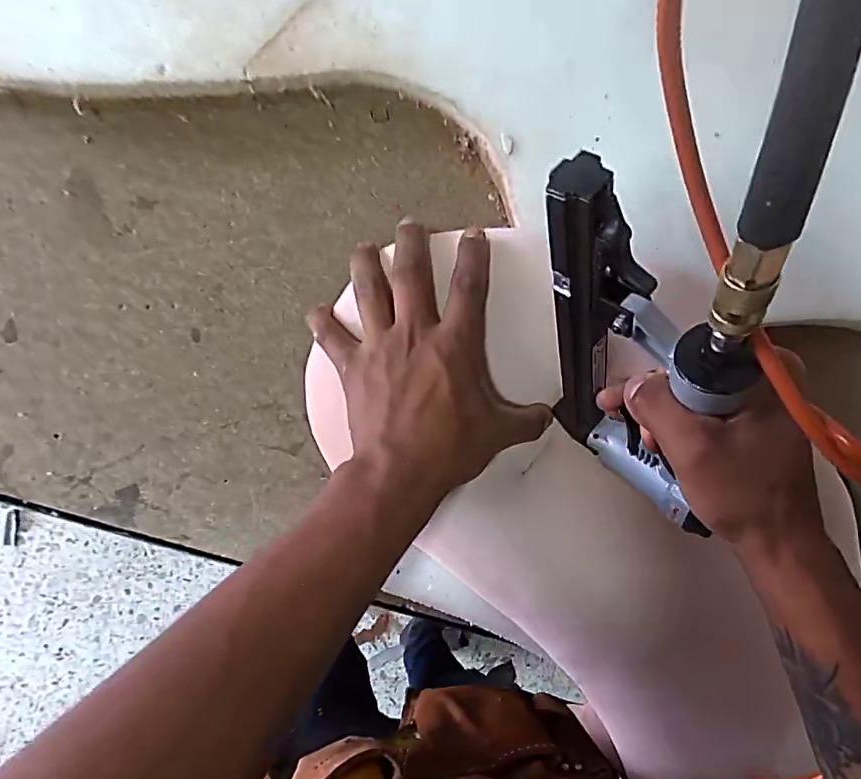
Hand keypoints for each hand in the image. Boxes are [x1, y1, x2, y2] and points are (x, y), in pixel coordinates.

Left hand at [308, 221, 550, 504]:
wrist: (399, 471)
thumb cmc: (447, 449)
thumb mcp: (498, 434)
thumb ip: (525, 421)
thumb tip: (543, 418)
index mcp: (455, 345)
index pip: (469, 287)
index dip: (473, 256)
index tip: (472, 237)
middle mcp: (415, 335)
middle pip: (410, 272)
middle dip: (412, 242)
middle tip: (411, 226)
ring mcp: (380, 348)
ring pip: (368, 290)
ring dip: (365, 264)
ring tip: (365, 248)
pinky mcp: (353, 369)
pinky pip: (332, 338)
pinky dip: (323, 324)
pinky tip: (316, 313)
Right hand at [596, 364, 824, 555]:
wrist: (778, 539)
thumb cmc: (748, 499)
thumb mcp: (693, 448)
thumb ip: (658, 408)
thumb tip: (634, 386)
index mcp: (768, 371)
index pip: (693, 357)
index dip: (655, 382)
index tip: (628, 400)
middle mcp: (774, 377)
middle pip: (695, 376)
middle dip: (663, 405)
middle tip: (645, 432)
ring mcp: (769, 402)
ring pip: (701, 398)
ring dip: (674, 422)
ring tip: (664, 450)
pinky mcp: (761, 423)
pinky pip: (714, 414)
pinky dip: (692, 432)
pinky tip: (683, 454)